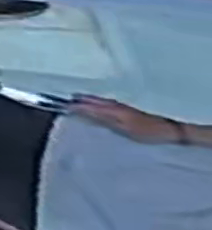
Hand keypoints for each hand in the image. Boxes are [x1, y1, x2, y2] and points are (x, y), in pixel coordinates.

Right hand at [70, 96, 185, 143]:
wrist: (173, 129)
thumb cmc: (146, 131)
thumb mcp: (121, 128)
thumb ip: (96, 117)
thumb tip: (73, 108)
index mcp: (106, 107)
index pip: (79, 103)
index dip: (66, 105)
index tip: (55, 107)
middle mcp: (109, 102)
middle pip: (84, 98)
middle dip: (72, 100)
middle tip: (61, 106)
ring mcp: (116, 103)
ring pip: (92, 98)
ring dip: (82, 101)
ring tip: (73, 106)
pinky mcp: (122, 106)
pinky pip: (100, 101)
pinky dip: (91, 103)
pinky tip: (91, 108)